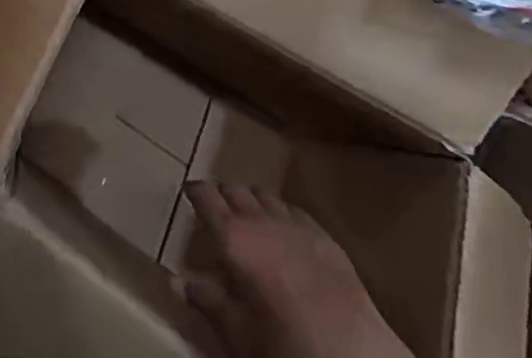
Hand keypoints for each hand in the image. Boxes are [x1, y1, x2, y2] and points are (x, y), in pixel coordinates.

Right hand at [182, 182, 413, 357]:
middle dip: (221, 193)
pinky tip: (283, 232)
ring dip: (250, 200)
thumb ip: (208, 301)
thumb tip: (176, 282)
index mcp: (233, 239)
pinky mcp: (325, 237)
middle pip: (235, 190)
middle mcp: (262, 221)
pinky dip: (280, 213)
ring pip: (265, 196)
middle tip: (214, 206)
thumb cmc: (286, 348)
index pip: (206, 197)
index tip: (187, 190)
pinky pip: (294, 211)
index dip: (194, 191)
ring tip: (246, 217)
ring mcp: (296, 225)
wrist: (354, 356)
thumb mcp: (238, 334)